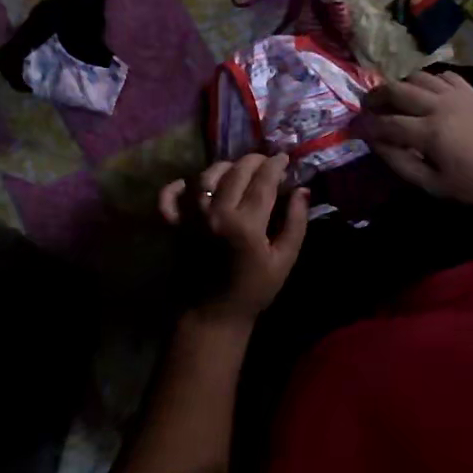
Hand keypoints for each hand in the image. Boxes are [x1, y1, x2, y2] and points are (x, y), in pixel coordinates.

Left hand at [158, 154, 309, 324]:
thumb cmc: (253, 290)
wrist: (212, 314)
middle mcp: (216, 213)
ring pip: (205, 177)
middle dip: (253, 160)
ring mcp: (191, 217)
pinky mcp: (174, 226)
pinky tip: (192, 184)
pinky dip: (177, 186)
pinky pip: (169, 197)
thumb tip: (303, 190)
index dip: (275, 165)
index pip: (263, 181)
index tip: (284, 158)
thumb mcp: (284, 260)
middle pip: (235, 172)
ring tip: (236, 169)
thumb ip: (295, 222)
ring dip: (223, 167)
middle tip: (265, 161)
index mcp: (246, 223)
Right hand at [358, 71, 472, 205]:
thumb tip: (374, 143)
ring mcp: (456, 94)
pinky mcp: (469, 91)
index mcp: (430, 133)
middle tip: (366, 106)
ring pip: (417, 77)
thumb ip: (399, 162)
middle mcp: (440, 106)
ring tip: (393, 98)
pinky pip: (440, 75)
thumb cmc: (469, 184)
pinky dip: (426, 82)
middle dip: (376, 96)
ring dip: (400, 86)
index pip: (387, 123)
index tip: (352, 128)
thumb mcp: (430, 184)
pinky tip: (423, 94)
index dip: (365, 125)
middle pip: (397, 90)